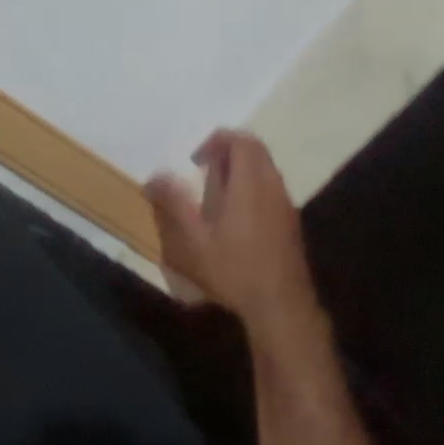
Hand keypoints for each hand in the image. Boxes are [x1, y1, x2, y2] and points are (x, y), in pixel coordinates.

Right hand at [143, 130, 319, 331]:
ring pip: (265, 171)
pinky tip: (232, 218)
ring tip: (213, 193)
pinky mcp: (289, 224)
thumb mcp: (191, 240)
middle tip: (201, 169)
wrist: (280, 305)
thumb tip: (155, 176)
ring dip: (240, 171)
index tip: (195, 158)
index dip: (219, 139)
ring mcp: (284, 206)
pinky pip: (270, 189)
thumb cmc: (232, 270)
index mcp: (249, 185)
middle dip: (228, 152)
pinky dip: (250, 188)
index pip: (243, 142)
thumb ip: (173, 204)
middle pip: (256, 152)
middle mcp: (272, 188)